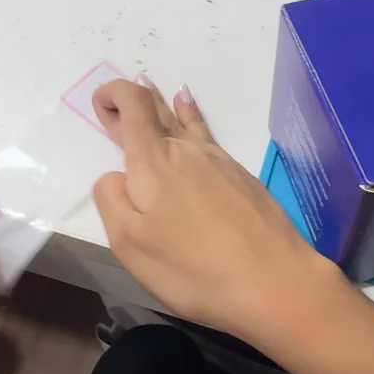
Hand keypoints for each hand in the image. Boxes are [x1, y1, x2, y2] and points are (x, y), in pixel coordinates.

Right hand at [91, 80, 348, 342]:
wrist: (274, 282)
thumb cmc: (192, 268)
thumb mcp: (130, 243)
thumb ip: (111, 200)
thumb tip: (115, 175)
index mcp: (153, 161)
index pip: (133, 105)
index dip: (114, 93)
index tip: (100, 99)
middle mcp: (187, 150)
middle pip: (158, 110)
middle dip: (134, 101)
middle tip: (117, 100)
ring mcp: (220, 162)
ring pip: (185, 124)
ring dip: (165, 108)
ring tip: (156, 91)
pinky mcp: (243, 178)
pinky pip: (208, 137)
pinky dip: (193, 120)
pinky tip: (192, 115)